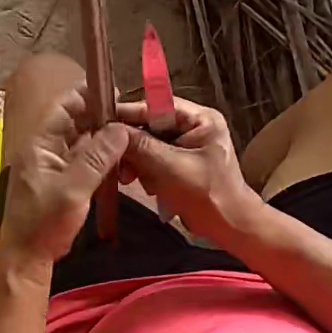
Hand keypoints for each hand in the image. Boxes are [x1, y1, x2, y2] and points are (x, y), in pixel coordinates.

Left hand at [0, 89, 131, 268]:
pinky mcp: (63, 179)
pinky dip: (102, 156)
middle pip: (77, 120)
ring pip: (83, 139)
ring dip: (105, 137)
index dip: (89, 95)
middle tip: (133, 117)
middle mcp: (47, 147)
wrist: (28, 257)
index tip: (118, 95)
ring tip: (132, 135)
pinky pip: (85, 158)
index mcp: (41, 142)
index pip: (65, 105)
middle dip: (103, 116)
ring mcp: (55, 163)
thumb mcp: (74, 188)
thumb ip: (97, 157)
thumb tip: (121, 127)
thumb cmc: (45, 222)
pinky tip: (121, 157)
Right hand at [116, 96, 260, 243]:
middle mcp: (192, 126)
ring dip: (138, 162)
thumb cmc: (207, 194)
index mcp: (199, 118)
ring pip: (147, 144)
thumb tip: (110, 131)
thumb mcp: (171, 168)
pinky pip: (152, 160)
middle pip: (149, 125)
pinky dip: (146, 172)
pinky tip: (149, 186)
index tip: (102, 122)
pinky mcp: (178, 164)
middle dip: (134, 146)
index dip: (129, 113)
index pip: (157, 105)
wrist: (229, 227)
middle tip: (119, 164)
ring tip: (133, 179)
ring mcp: (185, 145)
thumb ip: (141, 146)